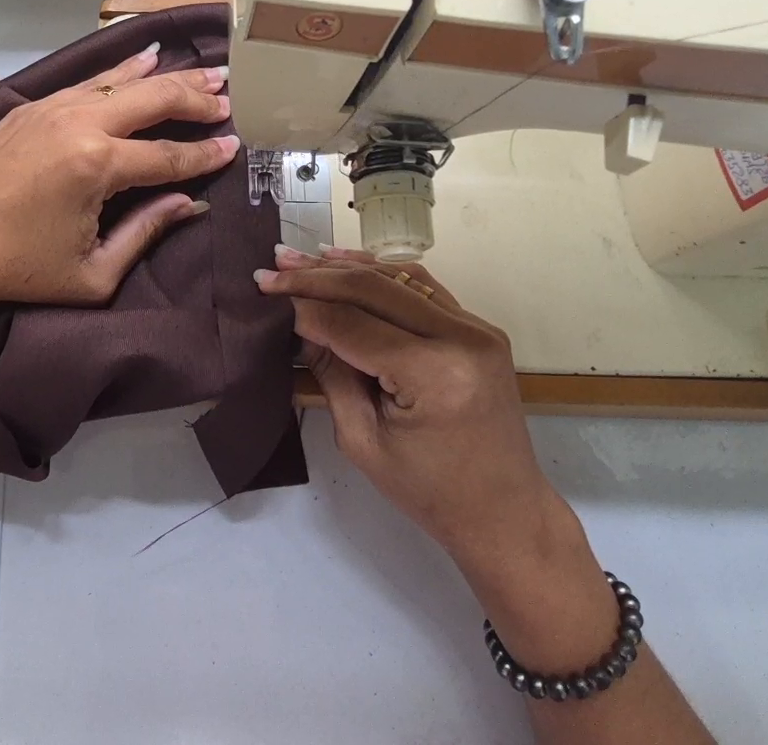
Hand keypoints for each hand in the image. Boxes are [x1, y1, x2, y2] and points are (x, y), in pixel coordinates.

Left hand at [0, 43, 237, 311]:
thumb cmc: (18, 270)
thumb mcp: (93, 273)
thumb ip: (146, 232)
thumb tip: (189, 204)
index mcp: (97, 167)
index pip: (168, 156)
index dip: (206, 153)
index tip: (235, 145)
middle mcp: (79, 124)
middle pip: (154, 100)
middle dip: (198, 98)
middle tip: (231, 97)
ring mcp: (50, 109)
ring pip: (122, 80)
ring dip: (167, 76)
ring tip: (205, 70)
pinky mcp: (29, 107)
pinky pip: (88, 82)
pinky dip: (121, 71)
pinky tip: (144, 60)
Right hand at [256, 247, 559, 566]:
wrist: (503, 511)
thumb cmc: (427, 492)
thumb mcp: (362, 440)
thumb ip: (332, 374)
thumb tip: (299, 323)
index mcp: (433, 373)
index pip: (351, 323)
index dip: (304, 306)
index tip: (264, 291)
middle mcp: (461, 337)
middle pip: (374, 289)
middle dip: (317, 276)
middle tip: (272, 266)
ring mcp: (477, 328)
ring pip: (399, 277)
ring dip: (347, 267)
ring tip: (300, 256)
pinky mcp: (479, 328)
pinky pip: (422, 287)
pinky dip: (382, 274)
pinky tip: (348, 264)